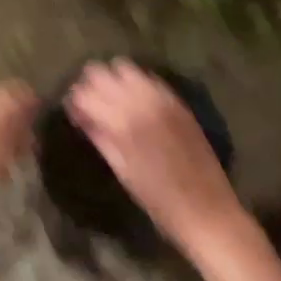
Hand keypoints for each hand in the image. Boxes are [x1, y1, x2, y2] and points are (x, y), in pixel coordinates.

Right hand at [65, 60, 246, 250]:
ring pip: (126, 69)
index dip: (74, 101)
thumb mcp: (120, 171)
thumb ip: (99, 137)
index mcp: (122, 124)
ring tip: (112, 101)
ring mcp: (163, 100)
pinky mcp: (179, 104)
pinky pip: (150, 80)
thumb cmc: (157, 200)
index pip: (84, 94)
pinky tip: (136, 103)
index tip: (73, 112)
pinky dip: (137, 85)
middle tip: (89, 104)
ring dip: (113, 81)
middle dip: (91, 85)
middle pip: (102, 72)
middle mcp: (142, 103)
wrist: (207, 211)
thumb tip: (79, 116)